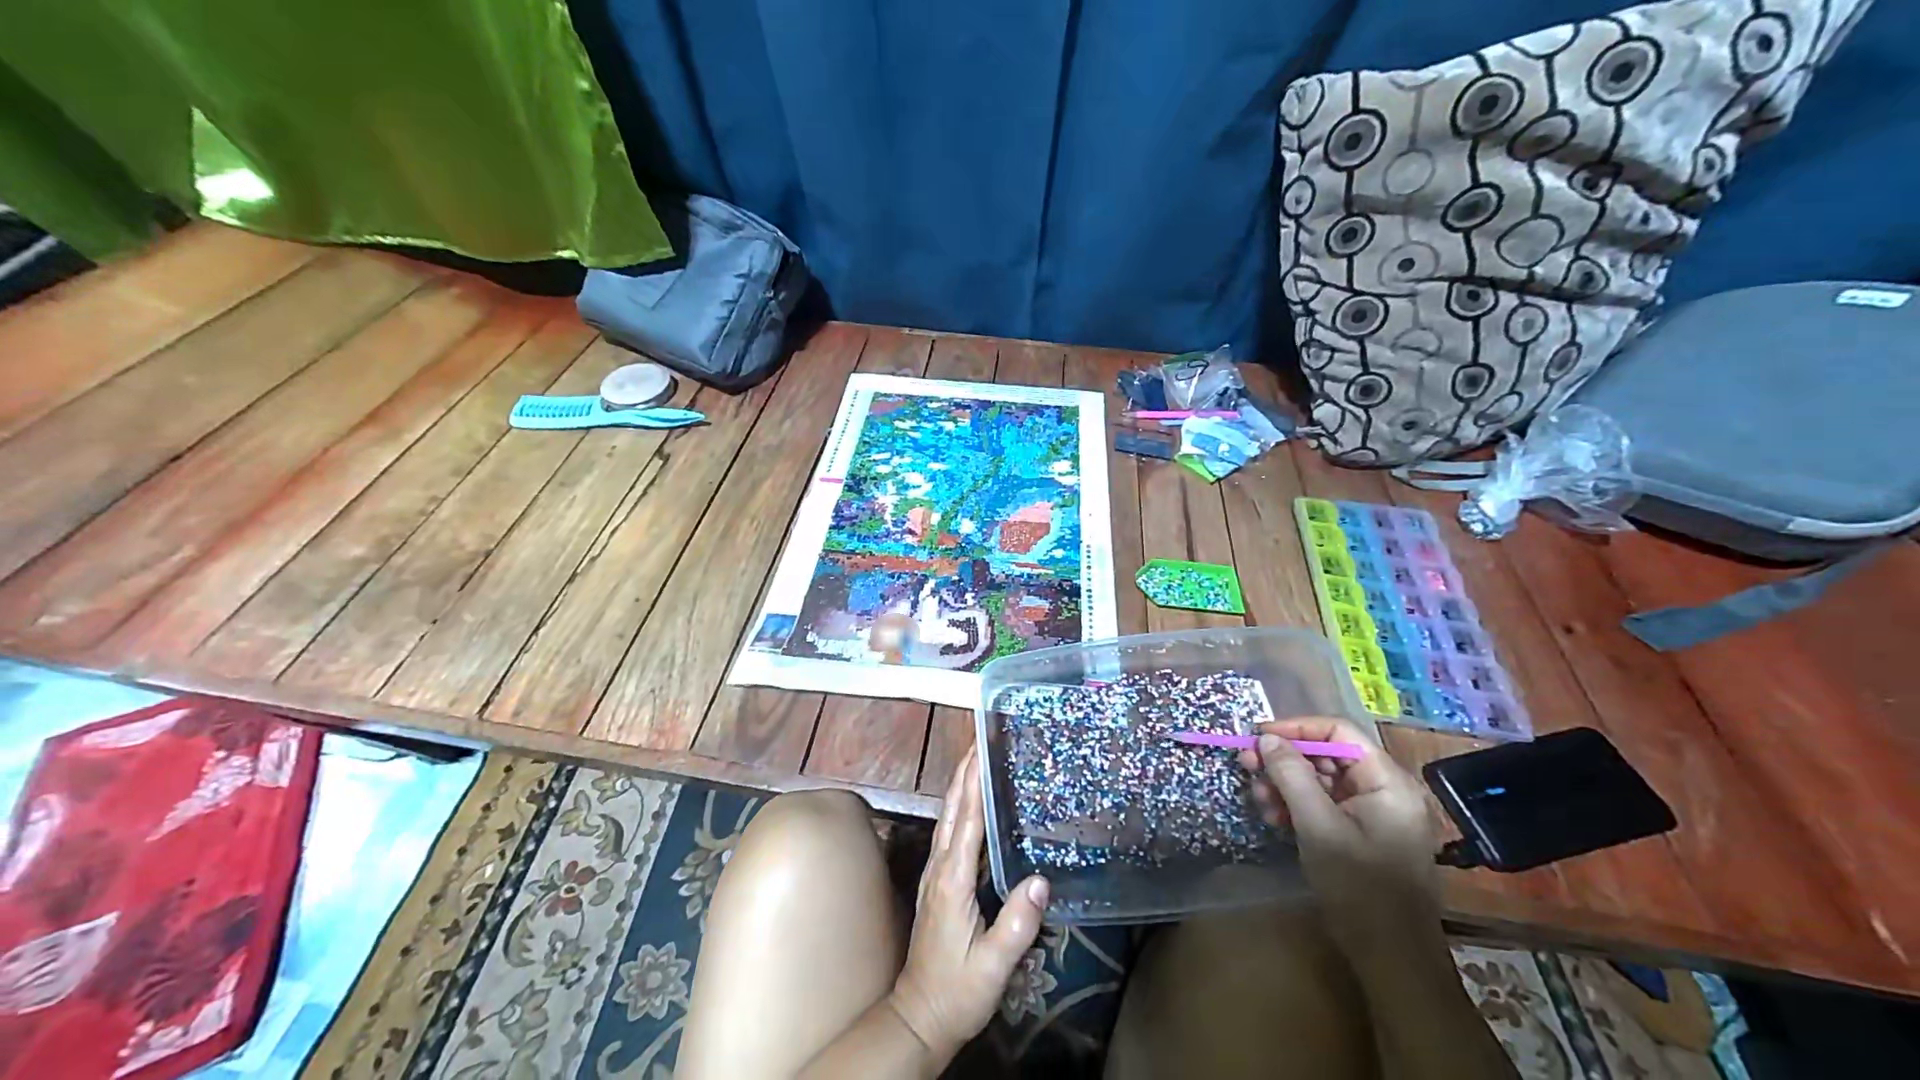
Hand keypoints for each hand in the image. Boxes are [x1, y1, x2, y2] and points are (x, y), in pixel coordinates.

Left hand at [887, 748, 1048, 1062]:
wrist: (920, 1017)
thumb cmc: (957, 992)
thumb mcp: (993, 965)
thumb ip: (1016, 925)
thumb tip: (1041, 880)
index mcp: (952, 881)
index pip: (965, 821)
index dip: (973, 783)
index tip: (982, 749)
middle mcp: (939, 869)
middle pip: (952, 810)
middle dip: (965, 772)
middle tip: (982, 740)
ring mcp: (935, 875)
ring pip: (947, 819)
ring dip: (960, 786)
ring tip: (977, 759)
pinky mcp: (939, 884)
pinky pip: (950, 834)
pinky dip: (960, 809)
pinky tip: (972, 805)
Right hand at [1238, 717, 1439, 936]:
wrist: (1391, 958)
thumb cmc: (1359, 887)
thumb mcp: (1318, 826)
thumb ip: (1291, 776)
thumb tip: (1265, 738)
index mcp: (1388, 782)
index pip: (1338, 731)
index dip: (1295, 728)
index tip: (1256, 736)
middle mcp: (1386, 790)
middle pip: (1328, 755)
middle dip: (1285, 759)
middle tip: (1246, 765)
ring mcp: (1375, 813)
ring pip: (1322, 780)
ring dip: (1286, 784)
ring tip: (1259, 800)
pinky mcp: (1363, 833)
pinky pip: (1326, 804)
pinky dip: (1298, 805)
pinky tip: (1275, 818)